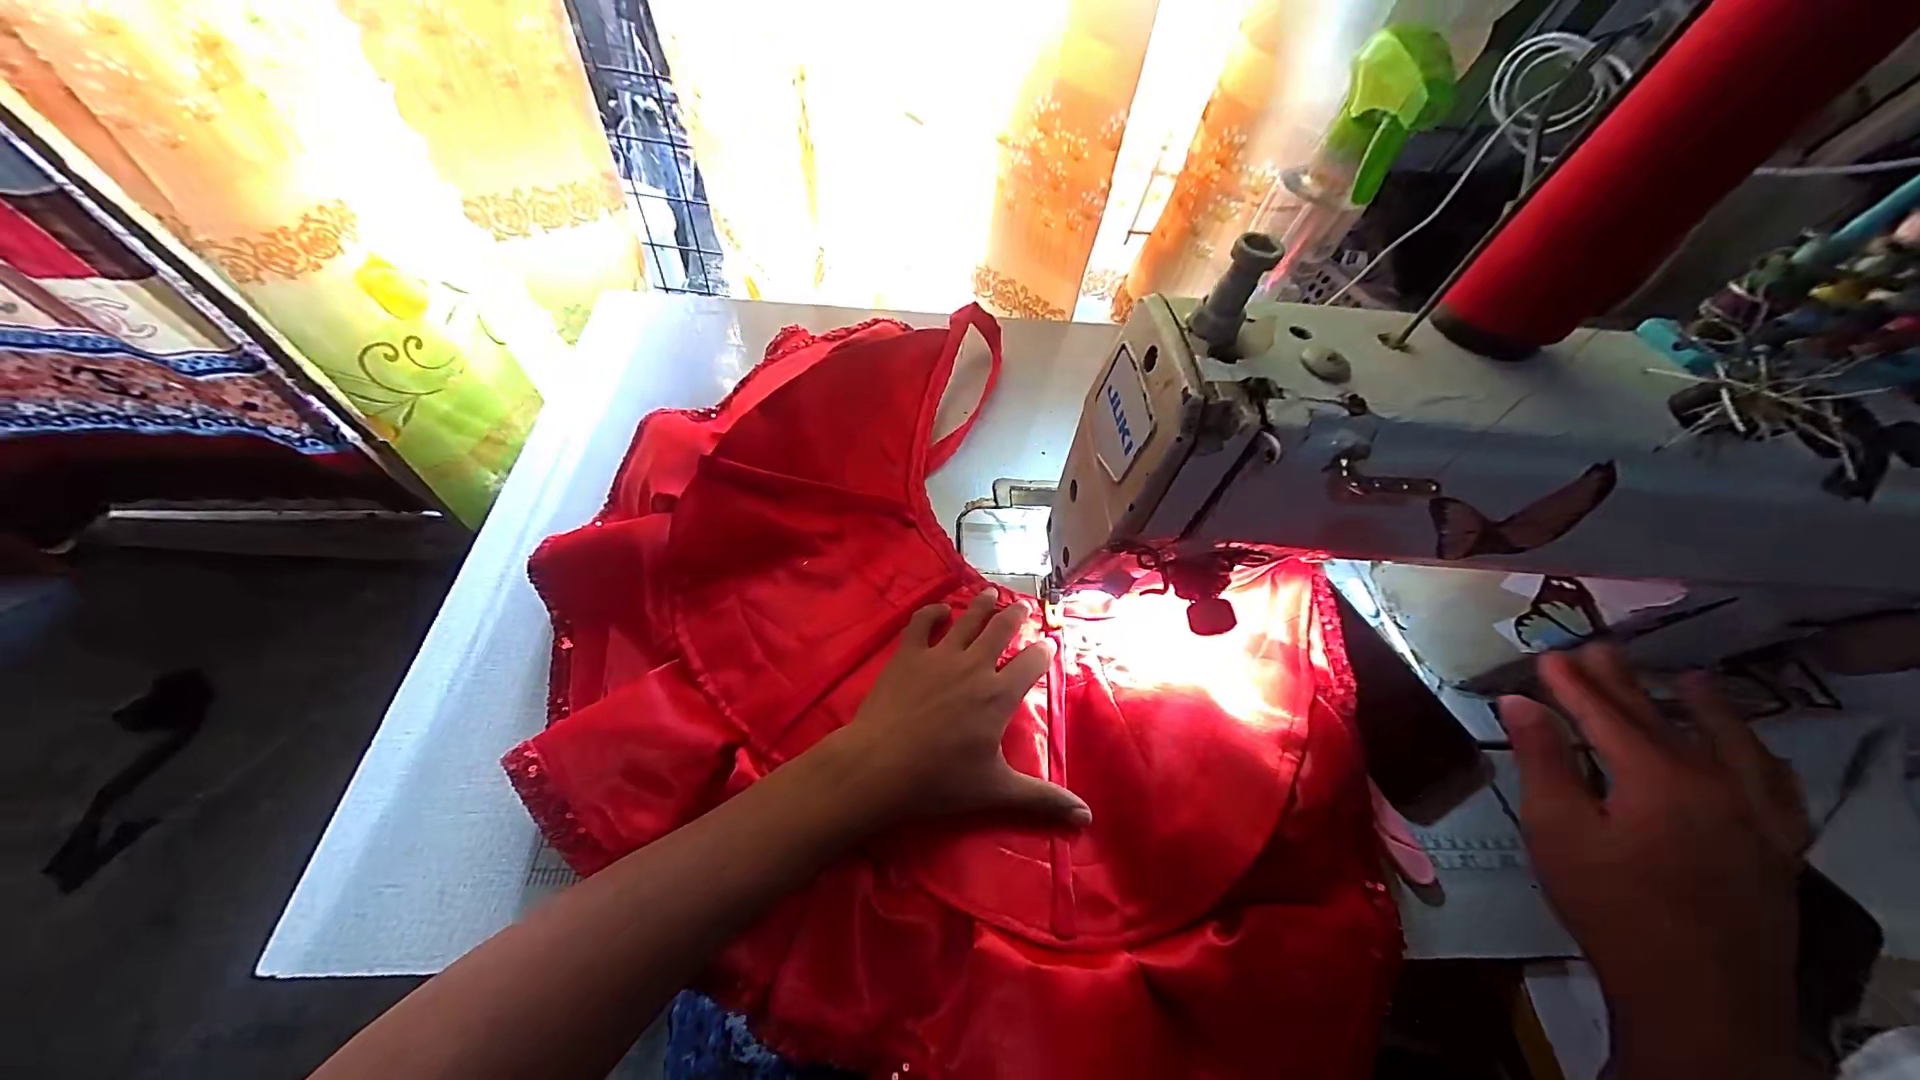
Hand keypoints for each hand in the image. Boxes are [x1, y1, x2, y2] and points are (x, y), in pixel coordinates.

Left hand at [821, 590, 1090, 829]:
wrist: (880, 764)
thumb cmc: (940, 779)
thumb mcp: (997, 790)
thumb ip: (1043, 799)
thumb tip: (1087, 819)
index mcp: (999, 695)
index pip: (1031, 663)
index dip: (1043, 651)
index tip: (1049, 644)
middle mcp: (974, 666)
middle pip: (1001, 630)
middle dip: (1015, 616)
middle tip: (1023, 606)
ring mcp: (939, 656)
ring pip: (967, 620)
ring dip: (982, 605)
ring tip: (991, 593)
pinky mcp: (908, 654)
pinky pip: (922, 623)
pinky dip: (933, 613)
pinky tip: (940, 610)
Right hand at [1499, 645, 1810, 1077]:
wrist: (1696, 992)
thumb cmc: (1608, 903)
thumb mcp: (1556, 828)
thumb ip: (1541, 759)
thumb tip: (1519, 701)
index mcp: (1658, 778)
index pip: (1606, 714)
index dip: (1573, 683)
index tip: (1547, 655)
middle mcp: (1717, 785)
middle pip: (1662, 720)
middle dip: (1624, 683)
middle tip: (1600, 648)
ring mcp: (1758, 819)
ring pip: (1733, 746)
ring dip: (1705, 708)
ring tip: (1688, 678)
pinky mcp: (1778, 850)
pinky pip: (1779, 789)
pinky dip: (1760, 758)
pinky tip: (1752, 750)